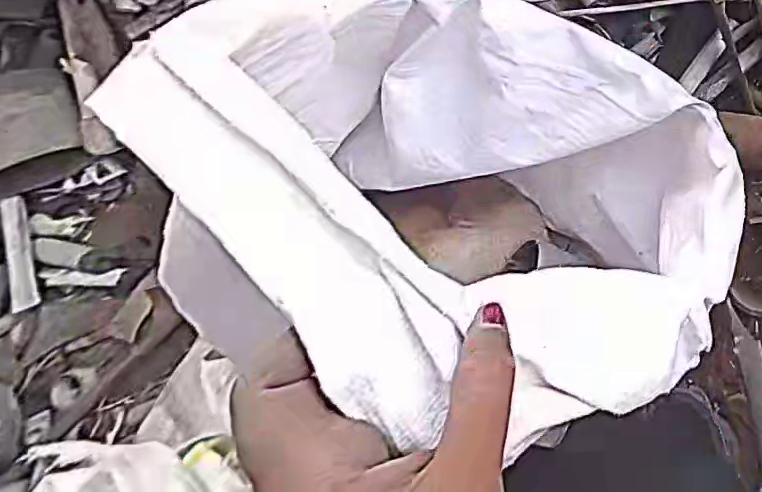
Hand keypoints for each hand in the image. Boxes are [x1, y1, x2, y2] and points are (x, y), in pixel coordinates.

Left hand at [231, 305, 515, 491]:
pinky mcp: (358, 491)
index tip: (365, 290)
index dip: (312, 327)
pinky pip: (369, 424)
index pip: (270, 380)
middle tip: (418, 306)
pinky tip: (445, 381)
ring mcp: (325, 489)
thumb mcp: (467, 472)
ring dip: (390, 365)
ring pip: (341, 403)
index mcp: (304, 473)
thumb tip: (491, 322)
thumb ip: (483, 388)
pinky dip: (405, 393)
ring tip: (439, 335)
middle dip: (368, 337)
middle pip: (310, 382)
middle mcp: (298, 480)